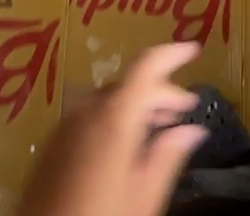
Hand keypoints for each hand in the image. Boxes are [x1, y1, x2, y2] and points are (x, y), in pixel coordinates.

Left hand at [15, 42, 208, 215]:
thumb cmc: (102, 215)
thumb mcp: (144, 194)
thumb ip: (168, 156)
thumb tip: (193, 129)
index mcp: (114, 115)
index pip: (147, 66)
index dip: (172, 54)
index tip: (193, 49)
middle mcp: (88, 107)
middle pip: (130, 83)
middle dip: (160, 92)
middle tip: (184, 108)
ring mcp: (68, 120)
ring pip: (111, 97)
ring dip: (137, 104)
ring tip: (160, 123)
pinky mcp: (56, 137)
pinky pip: (92, 112)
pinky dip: (115, 114)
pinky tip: (126, 139)